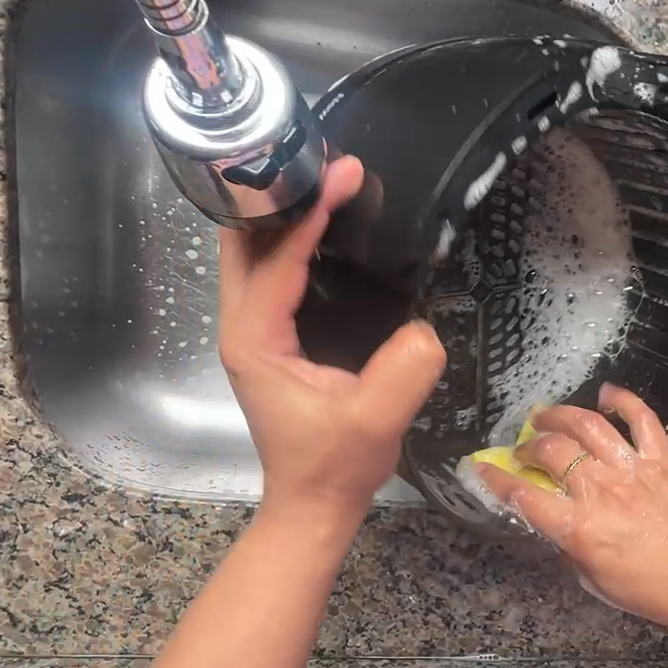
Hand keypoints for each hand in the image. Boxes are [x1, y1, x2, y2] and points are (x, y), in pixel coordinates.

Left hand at [218, 156, 445, 525]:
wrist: (315, 504)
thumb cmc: (335, 466)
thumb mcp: (374, 422)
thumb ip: (403, 372)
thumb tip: (425, 327)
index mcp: (255, 338)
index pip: (275, 256)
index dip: (308, 211)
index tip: (344, 175)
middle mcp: (243, 326)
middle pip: (242, 240)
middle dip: (280, 196)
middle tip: (326, 163)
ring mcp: (254, 332)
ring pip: (253, 253)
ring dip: (284, 214)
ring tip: (327, 182)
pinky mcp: (272, 339)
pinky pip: (274, 274)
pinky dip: (295, 242)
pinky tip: (329, 230)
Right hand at [478, 384, 667, 628]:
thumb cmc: (655, 590)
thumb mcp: (596, 582)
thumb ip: (569, 549)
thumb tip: (553, 525)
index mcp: (582, 528)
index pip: (525, 497)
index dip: (496, 481)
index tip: (482, 470)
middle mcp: (602, 490)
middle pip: (551, 451)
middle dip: (527, 447)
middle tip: (522, 452)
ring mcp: (633, 469)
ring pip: (587, 426)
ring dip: (560, 416)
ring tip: (545, 417)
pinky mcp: (662, 459)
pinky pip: (641, 419)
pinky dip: (623, 400)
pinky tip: (606, 394)